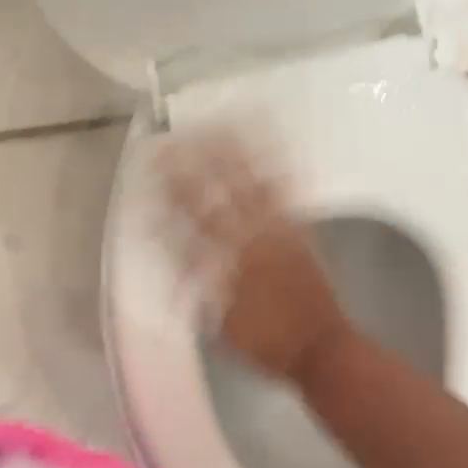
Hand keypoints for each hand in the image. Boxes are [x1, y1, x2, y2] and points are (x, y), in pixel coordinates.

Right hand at [158, 127, 354, 383]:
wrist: (321, 347)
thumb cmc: (268, 347)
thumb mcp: (224, 330)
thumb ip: (201, 296)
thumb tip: (178, 273)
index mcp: (225, 271)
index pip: (185, 230)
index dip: (164, 206)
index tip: (146, 184)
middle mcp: (249, 243)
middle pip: (212, 198)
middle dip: (188, 169)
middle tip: (169, 143)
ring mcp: (277, 231)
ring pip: (247, 184)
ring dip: (228, 151)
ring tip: (215, 120)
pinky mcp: (299, 227)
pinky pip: (284, 186)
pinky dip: (273, 157)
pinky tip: (268, 133)